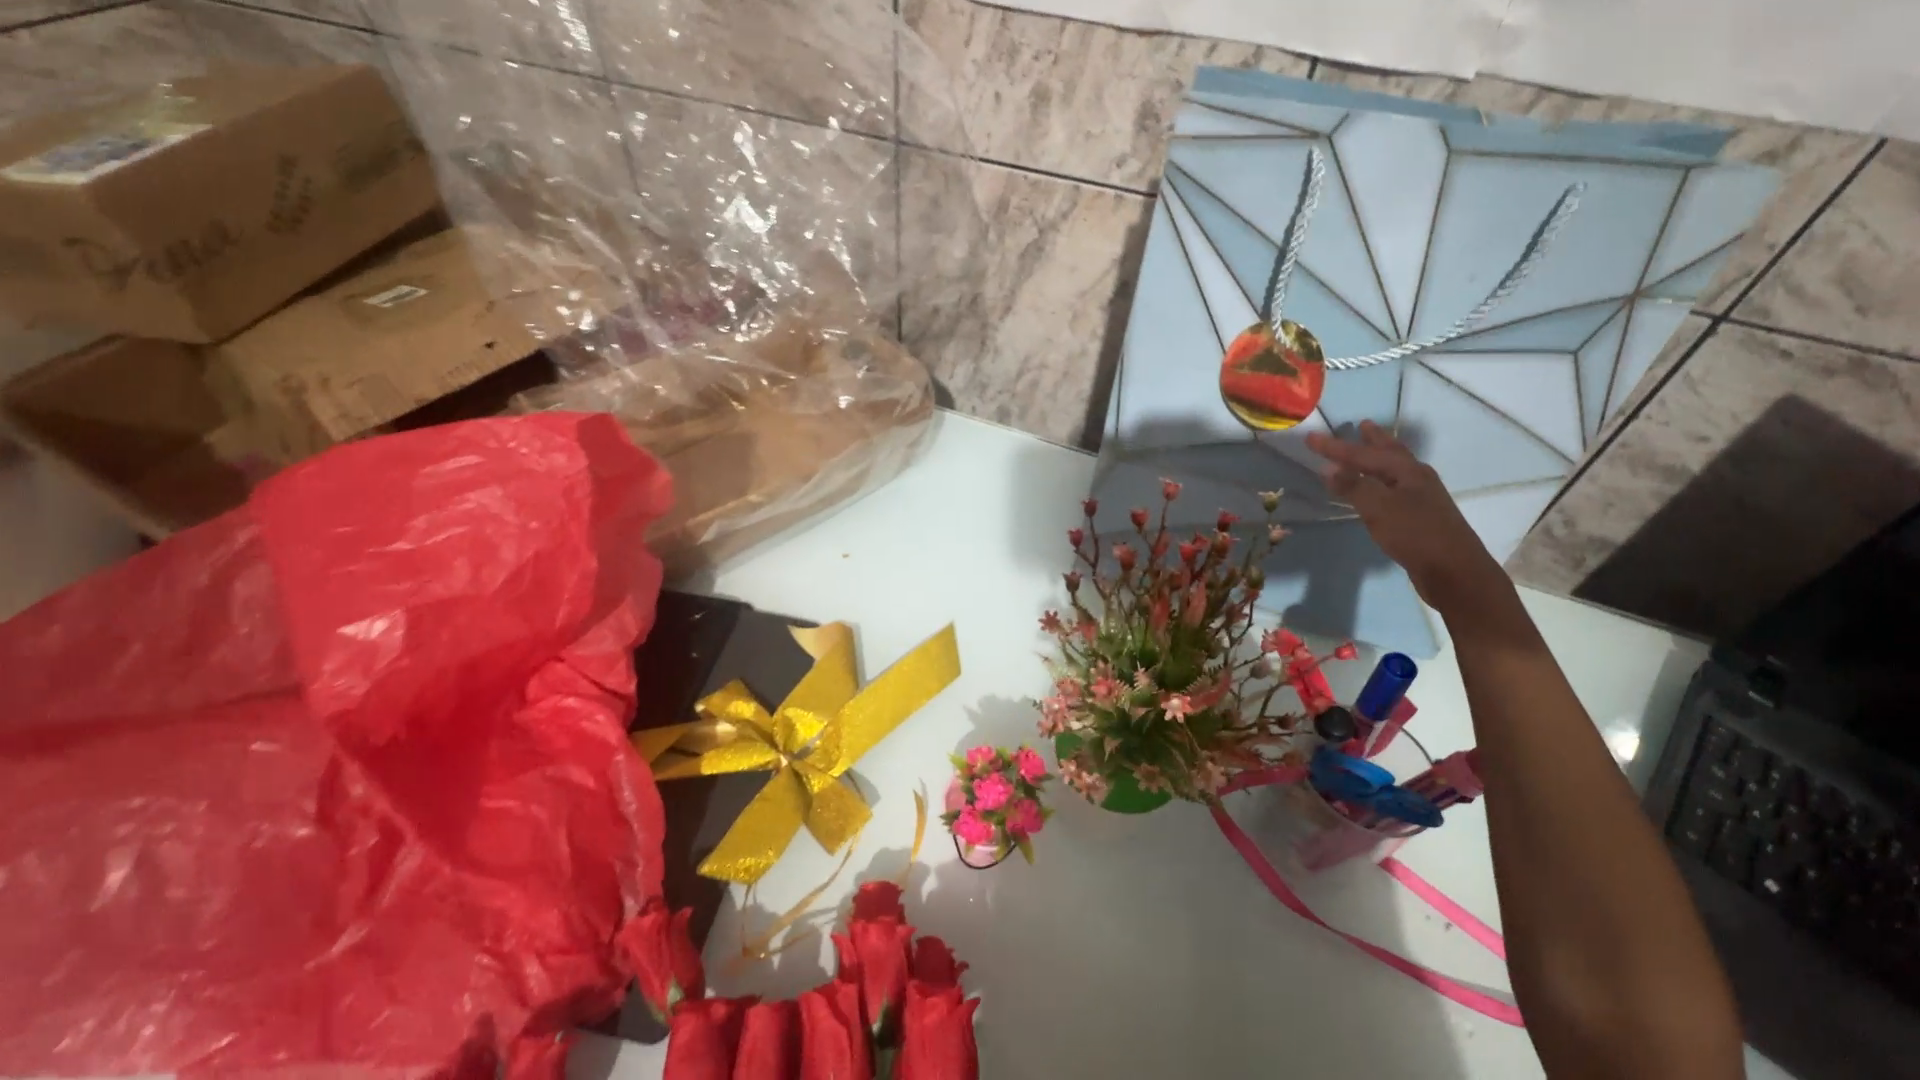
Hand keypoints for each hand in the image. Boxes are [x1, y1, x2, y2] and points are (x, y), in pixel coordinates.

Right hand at [1305, 421, 1509, 614]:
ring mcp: (1422, 499)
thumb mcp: (1379, 508)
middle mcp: (1418, 479)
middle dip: (1375, 440)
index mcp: (1408, 472)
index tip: (1310, 438)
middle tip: (1362, 425)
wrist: (1454, 572)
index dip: (1335, 447)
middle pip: (1392, 453)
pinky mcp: (1421, 518)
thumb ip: (1353, 487)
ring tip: (1370, 452)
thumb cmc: (1416, 535)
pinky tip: (1378, 491)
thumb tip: (1328, 468)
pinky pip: (1395, 490)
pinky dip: (1382, 483)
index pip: (1364, 454)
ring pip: (1395, 471)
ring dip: (1380, 460)